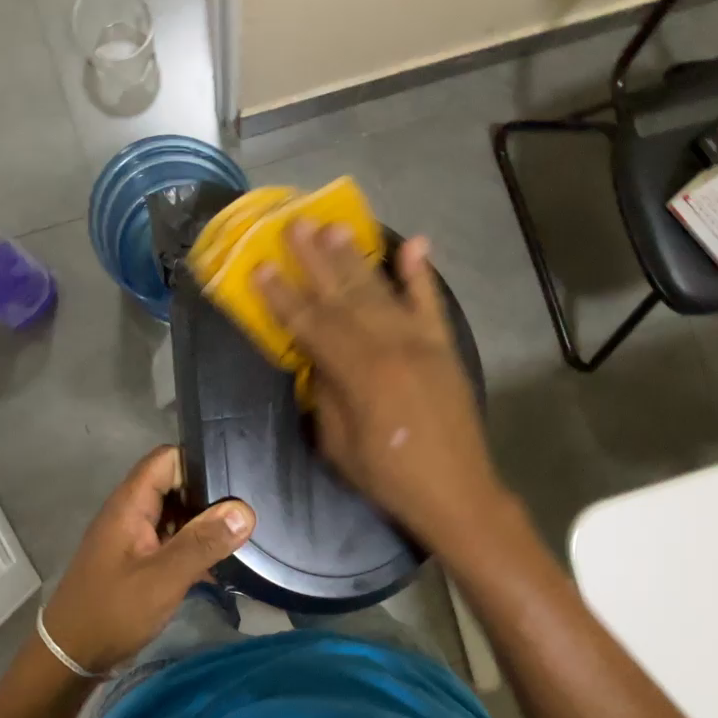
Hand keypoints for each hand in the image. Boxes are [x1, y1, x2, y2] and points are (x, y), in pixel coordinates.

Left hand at [43, 446, 254, 673]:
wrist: (72, 657)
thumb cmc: (113, 611)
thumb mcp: (163, 578)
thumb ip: (203, 543)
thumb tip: (244, 511)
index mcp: (130, 504)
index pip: (168, 459)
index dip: (201, 459)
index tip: (238, 475)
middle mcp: (130, 512)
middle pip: (175, 484)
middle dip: (210, 493)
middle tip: (250, 508)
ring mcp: (133, 537)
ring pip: (176, 514)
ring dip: (204, 523)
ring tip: (243, 533)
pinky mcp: (138, 561)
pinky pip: (171, 540)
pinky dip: (194, 546)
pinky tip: (222, 563)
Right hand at [256, 221, 506, 547]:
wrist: (456, 492)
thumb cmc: (388, 478)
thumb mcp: (338, 445)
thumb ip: (325, 394)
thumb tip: (317, 358)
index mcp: (359, 373)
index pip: (312, 324)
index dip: (283, 296)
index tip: (261, 266)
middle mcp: (390, 347)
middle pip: (344, 296)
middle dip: (315, 260)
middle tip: (293, 225)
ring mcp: (422, 343)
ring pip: (382, 291)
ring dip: (356, 258)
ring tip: (333, 226)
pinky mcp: (445, 348)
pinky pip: (431, 304)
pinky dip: (421, 275)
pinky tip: (414, 244)